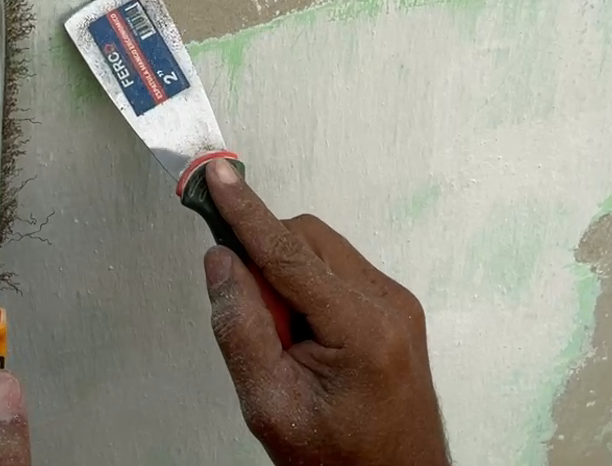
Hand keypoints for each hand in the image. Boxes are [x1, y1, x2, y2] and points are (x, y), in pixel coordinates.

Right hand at [201, 159, 449, 465]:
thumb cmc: (334, 459)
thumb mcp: (268, 405)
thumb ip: (238, 326)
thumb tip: (221, 257)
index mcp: (361, 331)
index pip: (288, 254)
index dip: (245, 211)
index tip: (216, 174)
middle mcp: (387, 303)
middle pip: (304, 240)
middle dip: (265, 259)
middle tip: (255, 316)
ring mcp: (395, 300)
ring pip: (317, 247)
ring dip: (284, 273)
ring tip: (285, 335)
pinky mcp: (393, 303)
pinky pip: (333, 264)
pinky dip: (305, 283)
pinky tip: (305, 332)